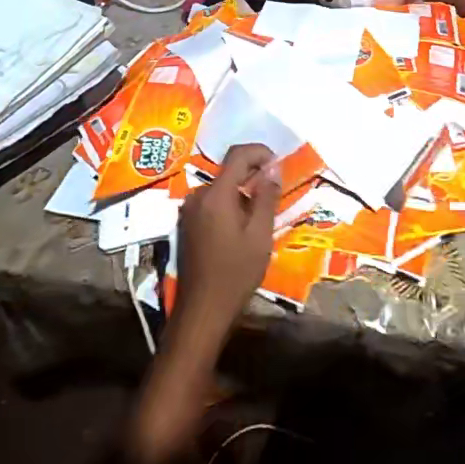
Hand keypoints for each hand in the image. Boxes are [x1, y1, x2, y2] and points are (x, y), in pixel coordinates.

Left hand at [172, 143, 276, 337]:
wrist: (202, 311)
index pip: (238, 154)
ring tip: (261, 217)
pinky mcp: (186, 225)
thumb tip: (272, 169)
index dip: (260, 152)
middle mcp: (197, 197)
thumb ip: (267, 197)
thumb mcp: (260, 234)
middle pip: (229, 171)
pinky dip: (230, 205)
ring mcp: (188, 211)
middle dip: (253, 176)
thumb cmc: (236, 272)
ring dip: (242, 193)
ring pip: (222, 188)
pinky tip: (242, 228)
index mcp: (215, 195)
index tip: (278, 165)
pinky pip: (212, 202)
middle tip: (274, 195)